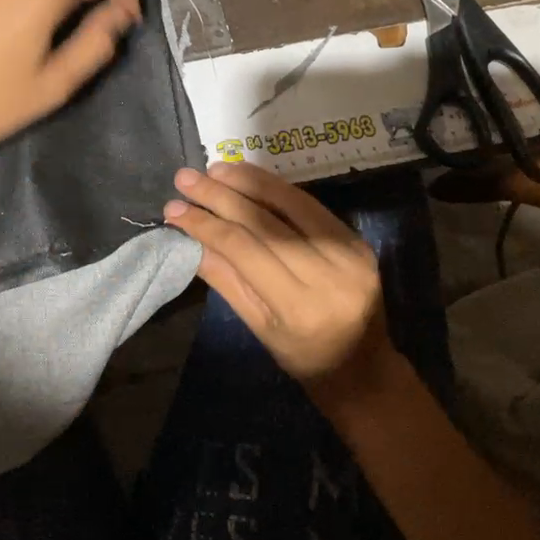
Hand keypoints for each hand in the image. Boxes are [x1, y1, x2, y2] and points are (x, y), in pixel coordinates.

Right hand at [165, 162, 388, 390]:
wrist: (366, 370)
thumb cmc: (302, 356)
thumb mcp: (257, 326)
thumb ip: (224, 278)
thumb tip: (188, 235)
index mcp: (298, 305)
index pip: (244, 249)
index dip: (205, 224)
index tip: (173, 209)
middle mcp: (328, 274)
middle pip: (265, 222)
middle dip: (220, 196)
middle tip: (185, 178)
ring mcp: (349, 253)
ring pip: (290, 204)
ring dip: (248, 181)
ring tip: (214, 169)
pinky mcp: (358, 240)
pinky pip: (310, 206)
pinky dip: (276, 188)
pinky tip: (249, 176)